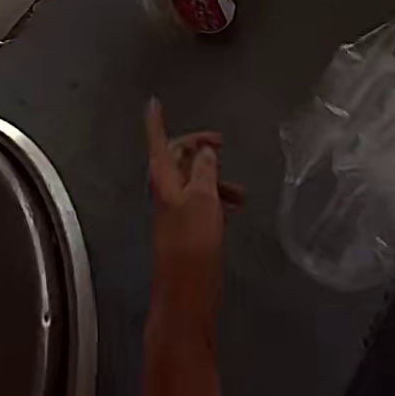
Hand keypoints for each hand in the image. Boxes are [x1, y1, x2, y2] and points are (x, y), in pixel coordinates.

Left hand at [145, 100, 240, 323]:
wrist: (186, 294)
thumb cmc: (193, 243)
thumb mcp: (203, 199)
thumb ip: (204, 170)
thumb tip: (204, 150)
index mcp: (163, 177)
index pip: (158, 139)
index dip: (155, 119)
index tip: (153, 101)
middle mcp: (165, 188)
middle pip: (178, 157)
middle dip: (199, 149)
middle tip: (221, 144)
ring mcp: (174, 208)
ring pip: (193, 180)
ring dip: (214, 178)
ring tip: (240, 192)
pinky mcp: (185, 227)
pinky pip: (200, 200)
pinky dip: (216, 197)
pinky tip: (233, 208)